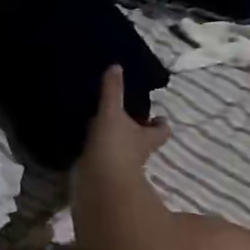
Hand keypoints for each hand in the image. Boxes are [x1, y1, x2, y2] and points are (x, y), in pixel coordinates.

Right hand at [72, 66, 169, 200]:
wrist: (99, 182)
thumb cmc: (113, 145)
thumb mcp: (111, 113)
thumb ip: (112, 91)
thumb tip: (115, 66)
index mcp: (148, 137)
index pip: (162, 130)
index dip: (159, 123)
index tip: (153, 117)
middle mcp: (139, 152)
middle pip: (143, 141)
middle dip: (136, 133)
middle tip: (123, 121)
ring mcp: (123, 166)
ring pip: (124, 152)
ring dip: (116, 145)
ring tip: (100, 132)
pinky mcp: (105, 175)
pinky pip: (105, 161)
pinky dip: (100, 155)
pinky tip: (87, 147)